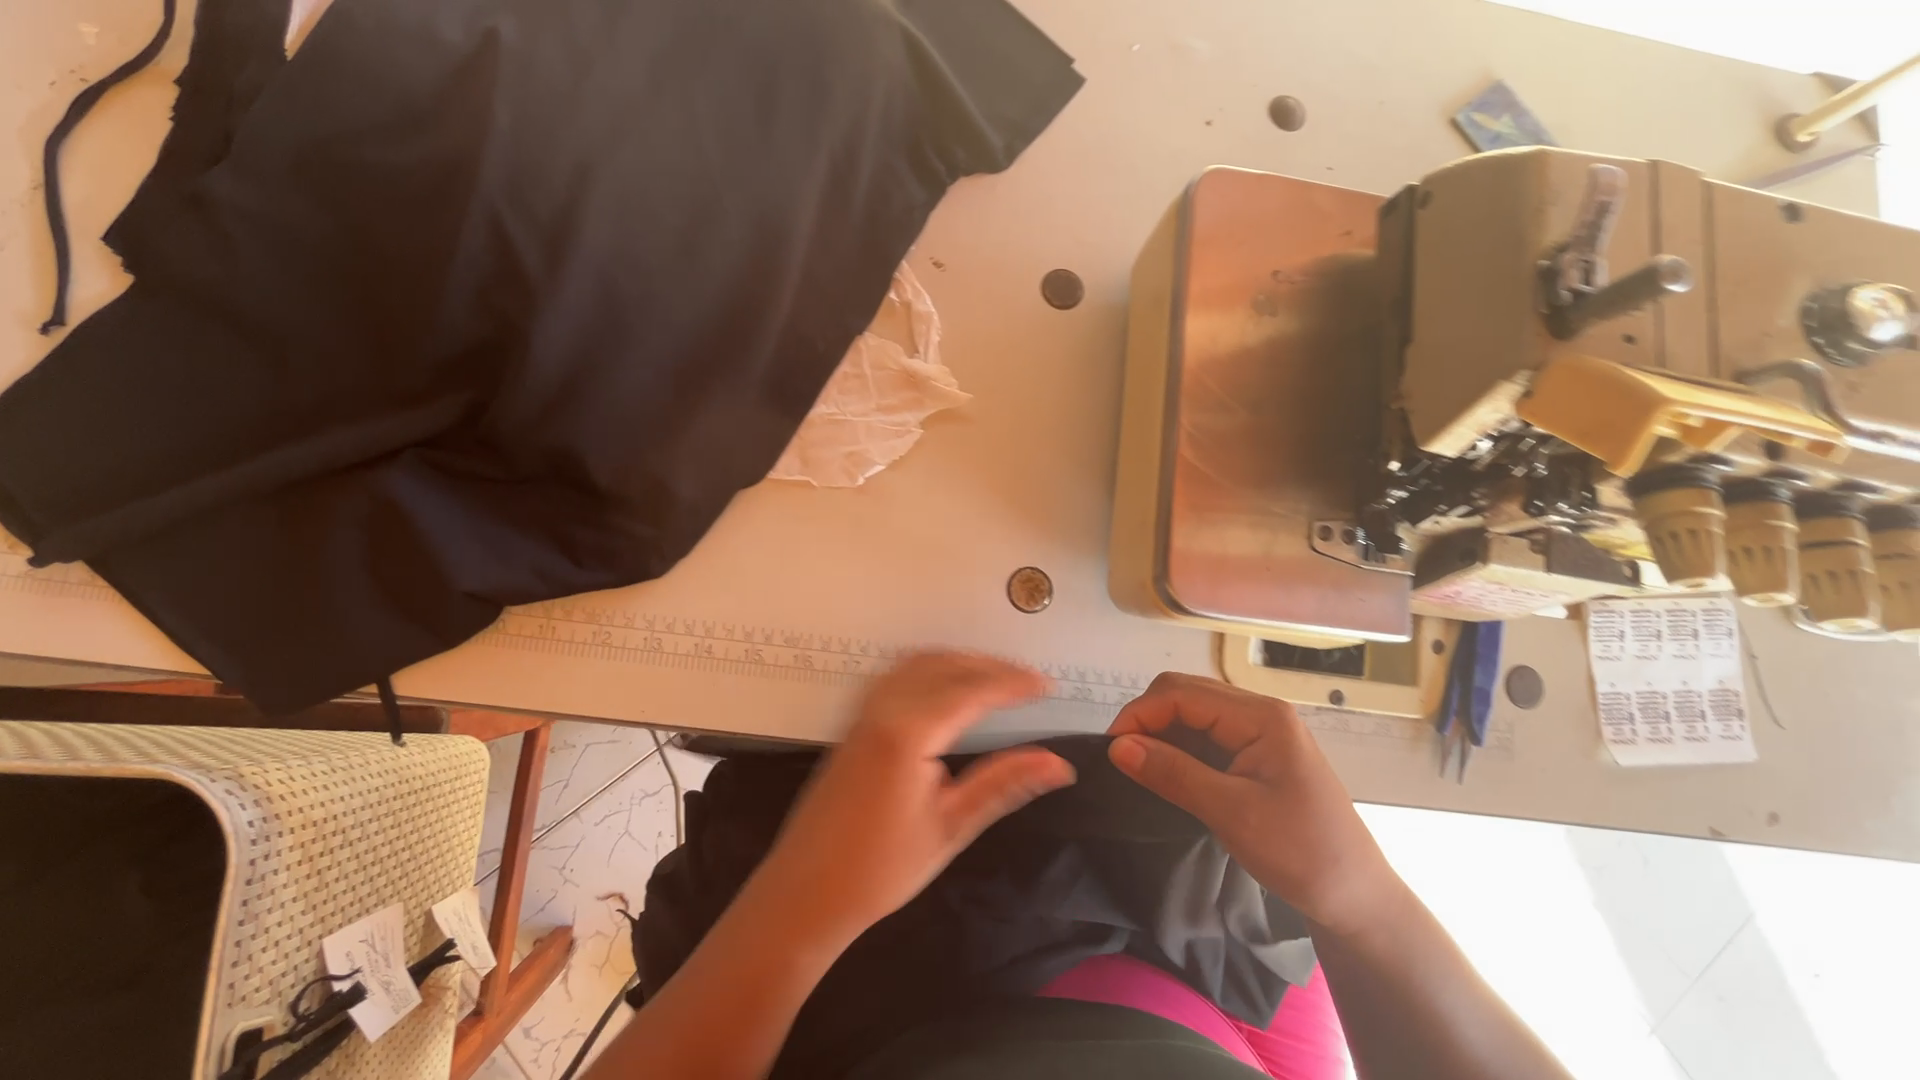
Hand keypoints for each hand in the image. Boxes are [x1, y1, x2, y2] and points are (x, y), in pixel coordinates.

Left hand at [753, 651, 1077, 941]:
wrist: (805, 893)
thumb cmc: (880, 869)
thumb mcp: (951, 827)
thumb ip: (1004, 784)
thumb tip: (1058, 765)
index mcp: (909, 733)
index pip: (972, 690)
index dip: (1013, 684)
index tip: (1047, 686)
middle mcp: (882, 710)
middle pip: (944, 666)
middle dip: (989, 667)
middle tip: (1028, 683)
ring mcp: (861, 714)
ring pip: (916, 664)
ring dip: (958, 662)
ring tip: (994, 680)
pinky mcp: (851, 724)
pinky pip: (894, 675)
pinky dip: (928, 668)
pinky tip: (943, 688)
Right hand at [1107, 672, 1399, 933]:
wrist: (1356, 897)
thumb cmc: (1301, 852)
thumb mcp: (1231, 813)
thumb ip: (1173, 774)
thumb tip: (1117, 746)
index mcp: (1261, 716)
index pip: (1180, 693)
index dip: (1139, 715)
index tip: (1111, 753)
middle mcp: (1260, 713)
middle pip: (1186, 694)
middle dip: (1147, 720)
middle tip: (1122, 762)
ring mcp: (1261, 733)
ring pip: (1193, 715)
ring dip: (1162, 734)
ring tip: (1140, 770)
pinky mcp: (1258, 755)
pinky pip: (1207, 736)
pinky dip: (1180, 749)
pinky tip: (1168, 775)